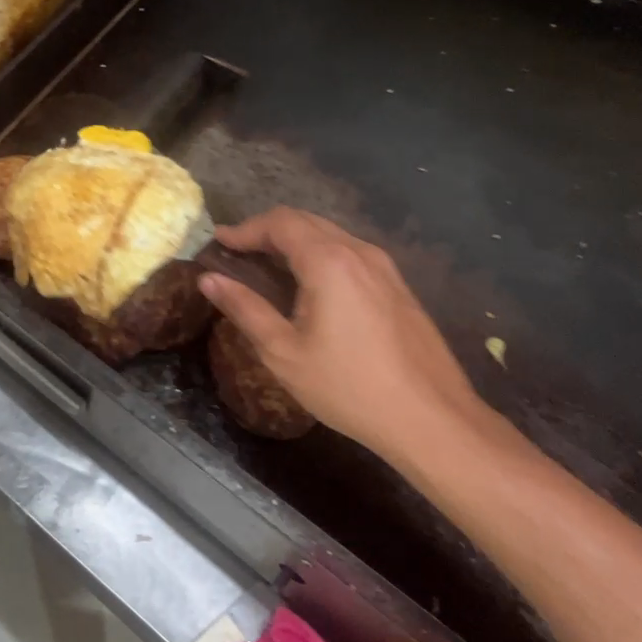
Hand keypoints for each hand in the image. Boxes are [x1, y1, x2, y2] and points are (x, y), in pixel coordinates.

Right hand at [197, 207, 487, 462]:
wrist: (433, 420)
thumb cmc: (349, 387)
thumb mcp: (284, 352)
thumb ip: (245, 308)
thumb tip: (208, 279)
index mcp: (329, 261)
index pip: (280, 222)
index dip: (245, 228)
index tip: (219, 241)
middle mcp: (359, 253)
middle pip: (306, 222)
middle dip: (268, 231)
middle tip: (239, 252)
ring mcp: (385, 269)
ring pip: (331, 236)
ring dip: (295, 242)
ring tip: (268, 266)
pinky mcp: (399, 288)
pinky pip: (350, 255)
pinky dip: (320, 256)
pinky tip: (310, 286)